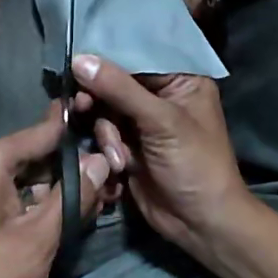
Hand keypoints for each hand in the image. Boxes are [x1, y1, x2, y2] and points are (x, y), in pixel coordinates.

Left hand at [0, 103, 110, 277]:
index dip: (84, 135)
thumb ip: (73, 198)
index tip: (116, 140)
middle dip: (75, 171)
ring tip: (100, 204)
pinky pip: (10, 195)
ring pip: (27, 179)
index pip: (49, 130)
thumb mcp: (36, 241)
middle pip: (38, 155)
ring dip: (58, 193)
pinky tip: (64, 221)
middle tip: (116, 186)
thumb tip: (102, 159)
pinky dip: (36, 207)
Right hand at [72, 54, 249, 258]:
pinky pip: (104, 133)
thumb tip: (80, 59)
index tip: (77, 60)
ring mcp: (143, 121)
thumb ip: (120, 89)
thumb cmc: (195, 164)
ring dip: (106, 131)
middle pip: (115, 80)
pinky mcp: (128, 144)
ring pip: (105, 108)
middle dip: (99, 98)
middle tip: (82, 106)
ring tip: (117, 155)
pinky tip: (117, 165)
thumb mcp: (161, 122)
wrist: (200, 223)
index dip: (108, 56)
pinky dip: (106, 147)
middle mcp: (161, 94)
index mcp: (181, 78)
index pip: (138, 54)